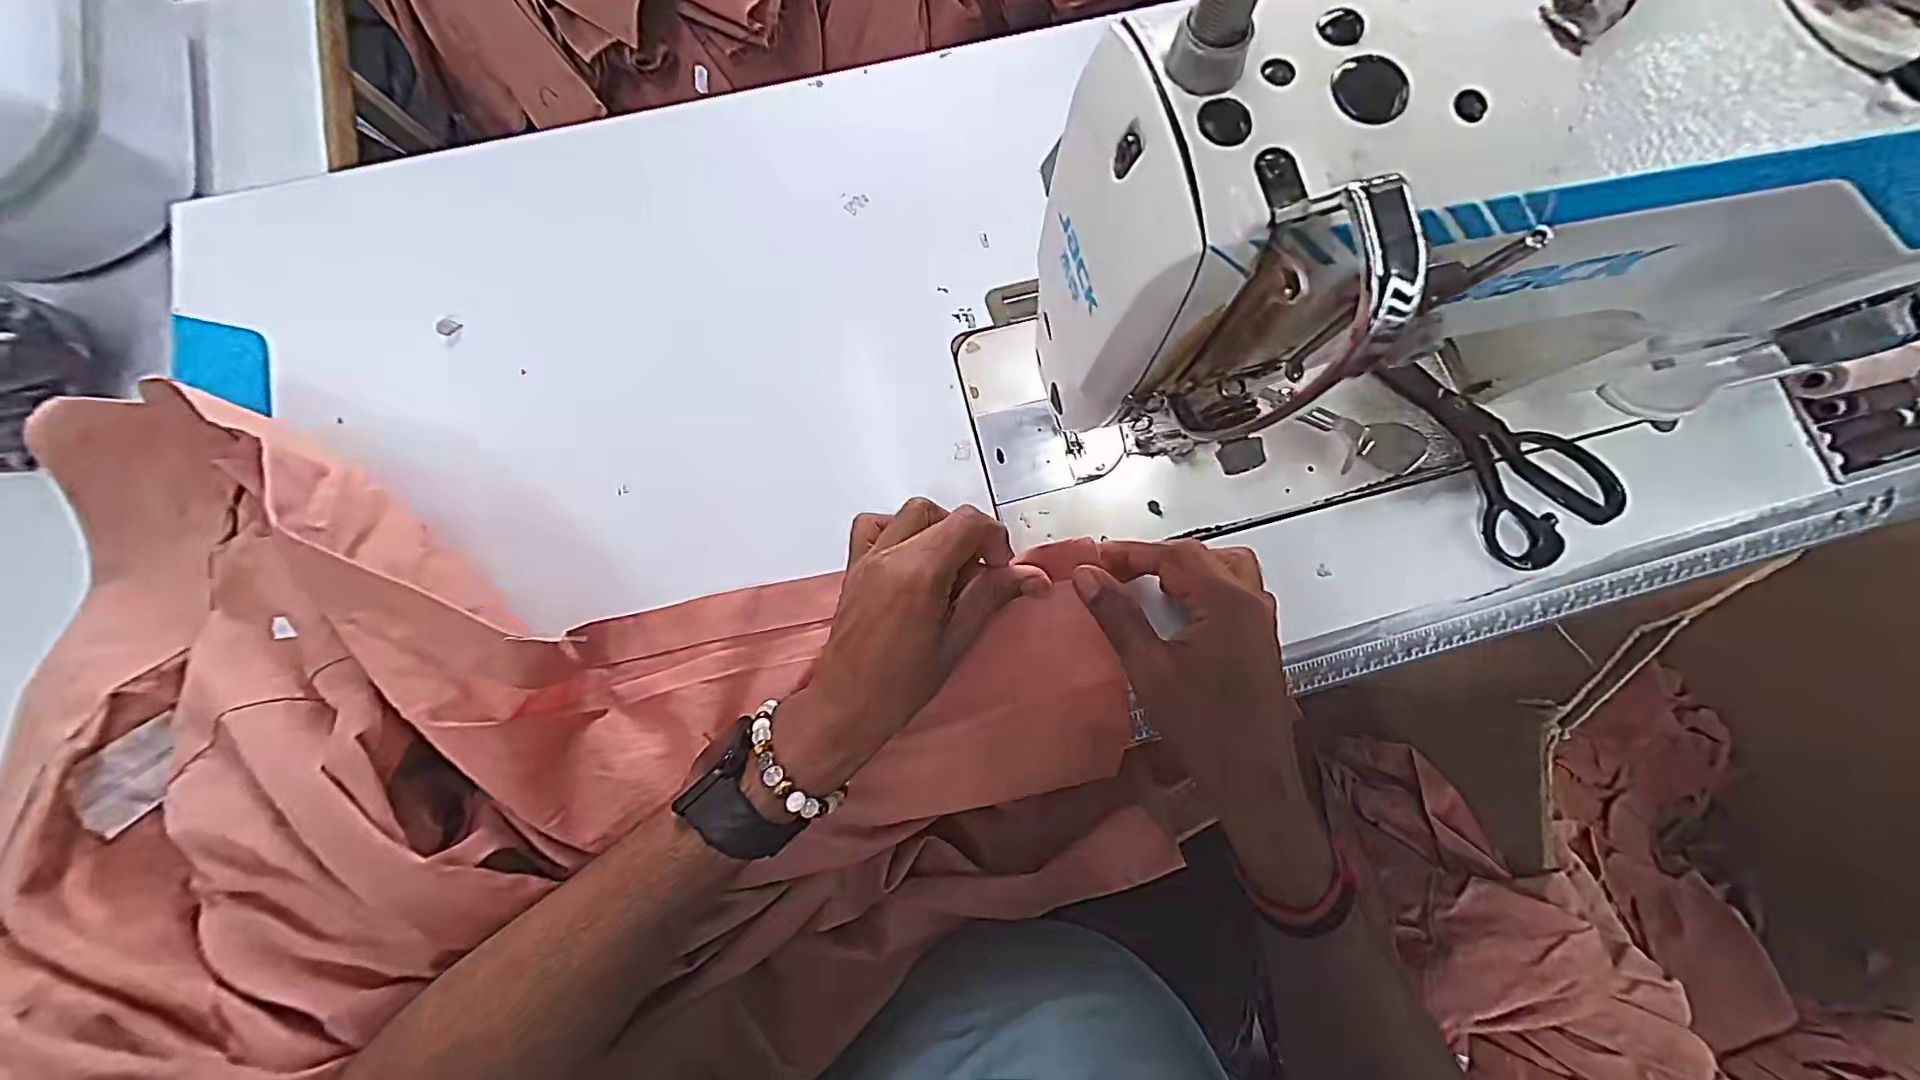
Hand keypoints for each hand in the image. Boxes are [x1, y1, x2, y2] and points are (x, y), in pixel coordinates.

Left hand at [770, 499, 1048, 799]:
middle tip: (978, 576)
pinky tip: (911, 560)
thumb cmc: (900, 686)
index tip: (1000, 570)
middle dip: (971, 538)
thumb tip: (1032, 576)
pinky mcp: (854, 566)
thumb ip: (991, 597)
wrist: (846, 705)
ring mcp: (868, 558)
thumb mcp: (956, 642)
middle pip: (945, 515)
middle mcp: (890, 556)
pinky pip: (874, 525)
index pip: (968, 522)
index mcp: (919, 573)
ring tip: (948, 568)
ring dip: (939, 529)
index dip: (995, 540)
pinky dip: (898, 530)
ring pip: (913, 513)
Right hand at [1071, 540, 1334, 904]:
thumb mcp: (1149, 668)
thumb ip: (1117, 616)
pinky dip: (1200, 584)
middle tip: (1113, 571)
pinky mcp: (1260, 635)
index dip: (1129, 553)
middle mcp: (1250, 601)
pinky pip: (1232, 588)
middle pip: (1197, 555)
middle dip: (1151, 557)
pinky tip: (1178, 608)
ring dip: (1180, 567)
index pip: (1173, 555)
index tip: (1097, 559)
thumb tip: (1089, 578)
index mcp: (1226, 602)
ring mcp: (1260, 618)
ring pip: (1220, 566)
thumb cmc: (1204, 728)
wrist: (1254, 776)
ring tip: (1146, 584)